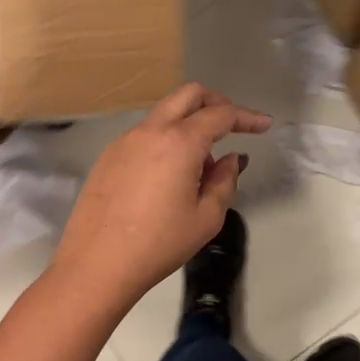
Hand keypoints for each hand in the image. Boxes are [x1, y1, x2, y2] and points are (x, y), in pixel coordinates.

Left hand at [51, 83, 271, 306]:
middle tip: (233, 126)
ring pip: (165, 113)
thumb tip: (230, 159)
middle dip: (217, 103)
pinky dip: (167, 139)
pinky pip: (146, 134)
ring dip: (190, 124)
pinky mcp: (109, 156)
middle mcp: (151, 130)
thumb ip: (225, 181)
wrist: (95, 266)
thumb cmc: (158, 244)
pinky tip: (169, 176)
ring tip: (201, 167)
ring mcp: (125, 140)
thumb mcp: (206, 218)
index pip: (221, 114)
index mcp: (180, 142)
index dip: (247, 117)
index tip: (264, 125)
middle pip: (190, 94)